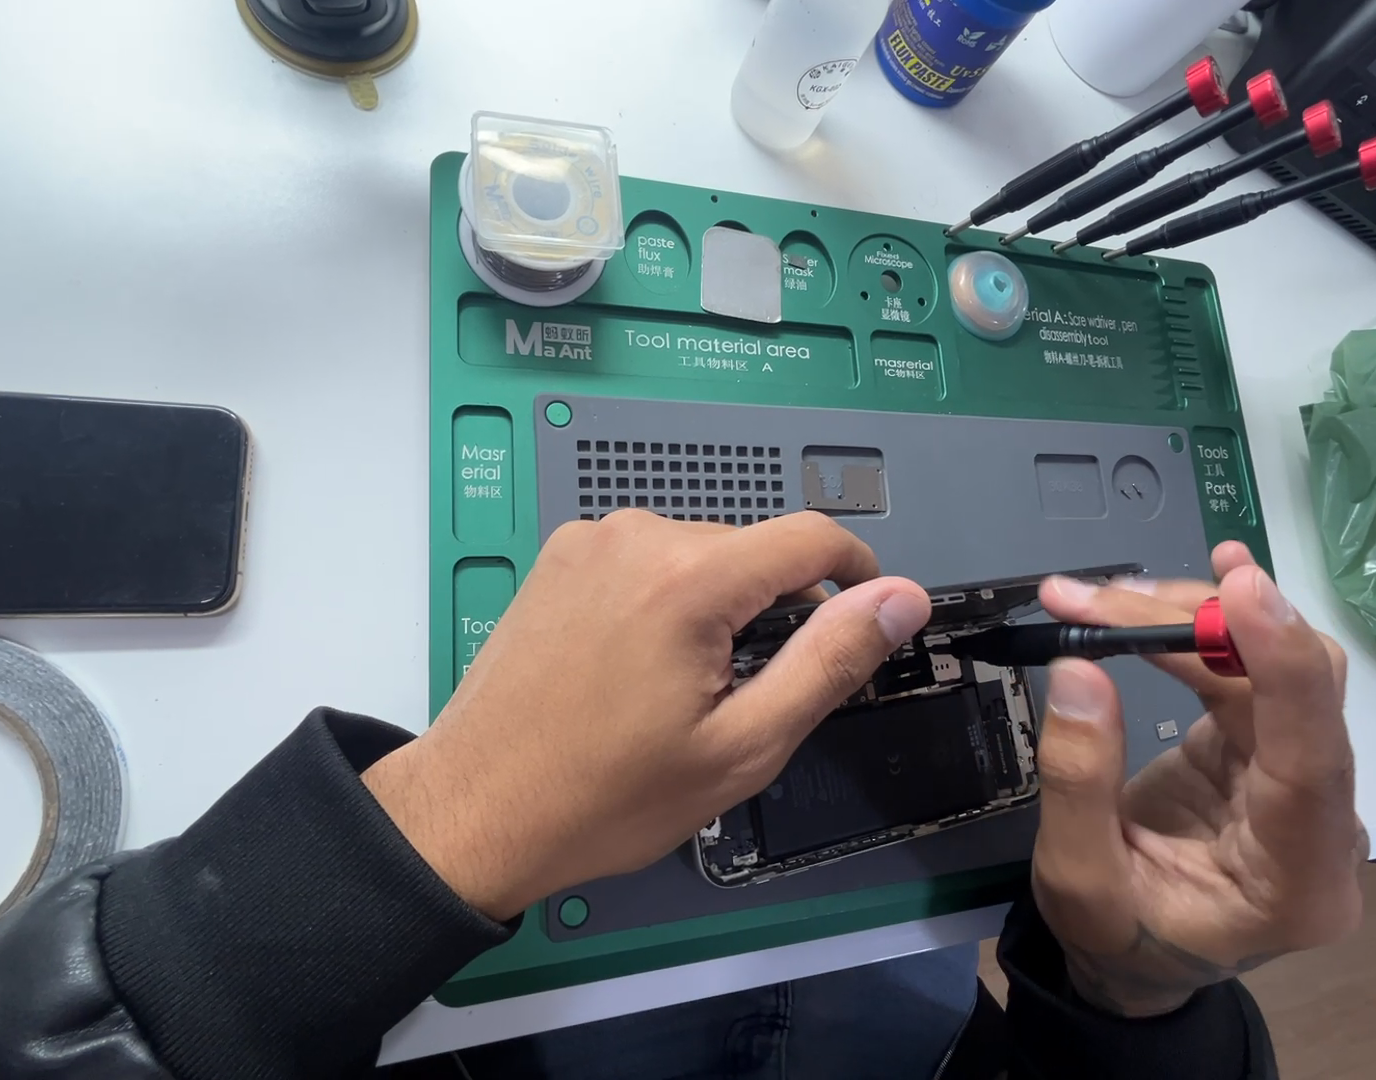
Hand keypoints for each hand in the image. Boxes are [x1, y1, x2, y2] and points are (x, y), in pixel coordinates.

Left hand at [362, 511, 931, 919]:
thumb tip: (900, 597)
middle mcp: (637, 535)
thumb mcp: (742, 745)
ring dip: (716, 602)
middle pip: (750, 549)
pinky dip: (666, 594)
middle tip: (749, 686)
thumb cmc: (609, 795)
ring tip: (685, 681)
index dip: (854, 573)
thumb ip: (830, 660)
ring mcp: (589, 539)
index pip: (810, 537)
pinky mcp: (559, 555)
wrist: (475, 809)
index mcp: (689, 577)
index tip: (861, 616)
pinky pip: (645, 557)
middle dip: (772, 605)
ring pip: (698, 552)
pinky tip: (637, 658)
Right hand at [1030, 542, 1364, 1016]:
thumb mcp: (1077, 877)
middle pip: (1292, 694)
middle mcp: (1321, 821)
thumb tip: (1081, 668)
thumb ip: (1079, 781)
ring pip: (1266, 670)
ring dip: (1181, 620)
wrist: (1132, 957)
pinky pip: (1246, 674)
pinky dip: (1202, 627)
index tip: (1243, 586)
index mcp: (1298, 878)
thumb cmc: (1114, 935)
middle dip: (1195, 628)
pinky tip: (1201, 575)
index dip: (1283, 667)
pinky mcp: (1257, 750)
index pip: (1313, 761)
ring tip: (1091, 597)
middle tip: (1094, 599)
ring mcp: (1293, 780)